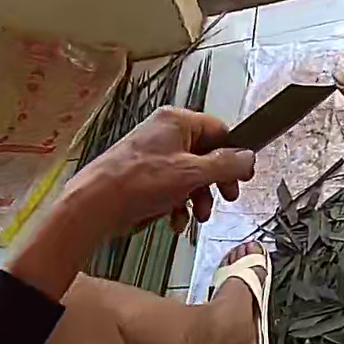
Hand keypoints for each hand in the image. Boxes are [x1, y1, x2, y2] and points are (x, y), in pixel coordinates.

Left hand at [61, 106, 255, 237]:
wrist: (95, 205)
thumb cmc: (137, 182)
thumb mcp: (191, 173)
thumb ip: (225, 165)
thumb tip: (248, 158)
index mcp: (176, 122)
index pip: (218, 131)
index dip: (234, 155)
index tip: (243, 176)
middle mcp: (164, 135)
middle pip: (205, 155)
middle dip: (215, 182)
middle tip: (226, 198)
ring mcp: (153, 156)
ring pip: (189, 175)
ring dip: (198, 198)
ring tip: (198, 216)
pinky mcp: (143, 177)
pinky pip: (171, 188)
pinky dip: (178, 205)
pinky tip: (176, 221)